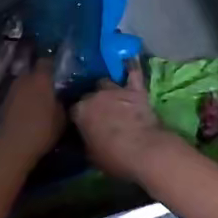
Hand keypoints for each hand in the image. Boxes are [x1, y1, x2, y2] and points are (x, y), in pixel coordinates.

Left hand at [0, 59, 64, 167]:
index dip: (53, 66)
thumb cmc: (42, 129)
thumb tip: (62, 96)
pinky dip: (22, 99)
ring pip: (24, 84)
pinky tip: (27, 110)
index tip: (60, 74)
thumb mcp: (62, 117)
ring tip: (39, 101)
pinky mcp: (3, 102)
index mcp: (41, 78)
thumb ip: (62, 101)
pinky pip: (16, 95)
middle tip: (51, 89)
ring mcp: (11, 90)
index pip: (47, 61)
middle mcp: (24, 79)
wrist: (13, 145)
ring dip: (30, 89)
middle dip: (41, 79)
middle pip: (33, 72)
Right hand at [71, 59, 184, 182]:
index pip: (72, 110)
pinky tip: (128, 59)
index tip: (80, 124)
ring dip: (106, 89)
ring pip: (105, 82)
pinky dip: (130, 67)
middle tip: (97, 114)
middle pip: (88, 94)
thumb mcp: (91, 155)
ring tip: (110, 96)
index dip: (77, 117)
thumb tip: (84, 139)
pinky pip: (132, 72)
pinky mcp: (136, 90)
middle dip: (91, 102)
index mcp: (79, 112)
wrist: (145, 151)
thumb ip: (85, 141)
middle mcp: (93, 96)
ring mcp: (115, 90)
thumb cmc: (115, 158)